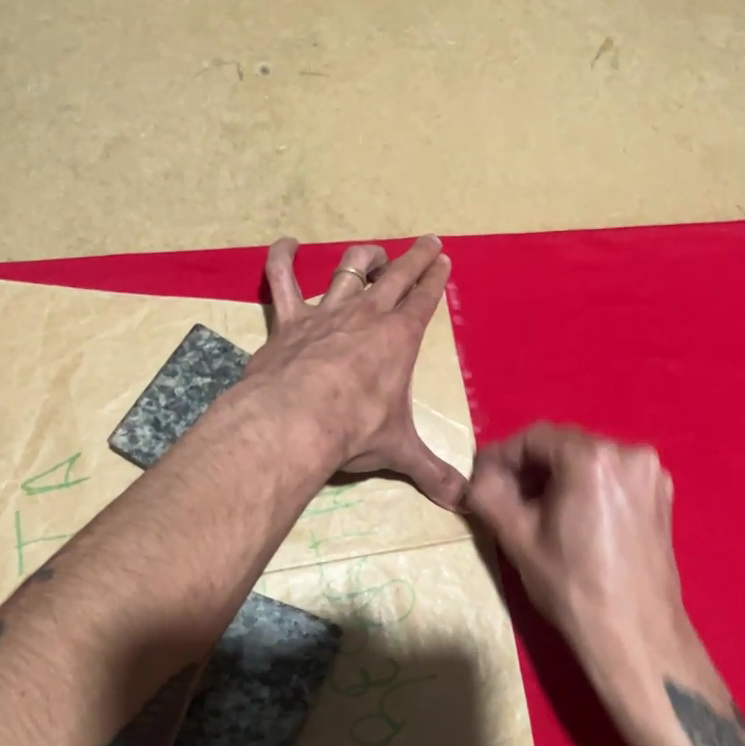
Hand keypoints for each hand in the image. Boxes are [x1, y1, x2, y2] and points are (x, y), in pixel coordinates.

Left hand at [241, 235, 466, 509]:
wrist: (294, 422)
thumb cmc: (354, 432)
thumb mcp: (399, 452)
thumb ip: (432, 473)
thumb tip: (463, 502)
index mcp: (399, 339)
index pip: (424, 300)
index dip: (436, 279)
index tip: (444, 260)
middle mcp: (366, 316)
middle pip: (396, 276)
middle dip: (415, 258)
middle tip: (428, 243)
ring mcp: (325, 314)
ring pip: (349, 271)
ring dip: (364, 258)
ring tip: (374, 253)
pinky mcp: (288, 322)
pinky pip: (281, 280)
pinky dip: (282, 258)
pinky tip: (285, 243)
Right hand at [466, 424, 689, 666]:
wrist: (636, 637)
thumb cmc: (573, 587)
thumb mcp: (517, 539)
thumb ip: (488, 494)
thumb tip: (477, 475)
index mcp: (594, 458)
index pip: (534, 438)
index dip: (502, 456)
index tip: (481, 479)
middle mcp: (630, 452)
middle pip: (564, 446)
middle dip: (531, 467)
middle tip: (504, 497)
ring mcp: (652, 474)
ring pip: (589, 460)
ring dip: (558, 477)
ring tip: (536, 511)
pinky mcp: (662, 495)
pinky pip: (613, 477)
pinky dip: (587, 487)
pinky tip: (571, 519)